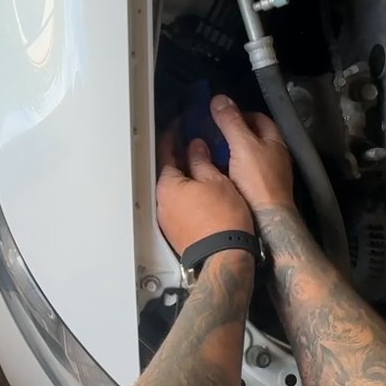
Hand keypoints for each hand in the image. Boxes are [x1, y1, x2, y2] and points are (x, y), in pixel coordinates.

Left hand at [157, 134, 253, 254]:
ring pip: (173, 189)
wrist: (223, 258)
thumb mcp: (216, 181)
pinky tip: (202, 194)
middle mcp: (161, 202)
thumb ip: (202, 161)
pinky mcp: (176, 232)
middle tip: (191, 144)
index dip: (173, 135)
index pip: (165, 152)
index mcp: (167, 186)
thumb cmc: (222, 221)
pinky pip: (179, 205)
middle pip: (167, 171)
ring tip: (201, 167)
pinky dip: (187, 195)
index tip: (178, 126)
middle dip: (179, 157)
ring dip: (184, 177)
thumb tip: (196, 148)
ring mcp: (167, 219)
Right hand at [207, 95, 294, 212]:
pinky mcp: (258, 191)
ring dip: (231, 151)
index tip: (224, 114)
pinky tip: (218, 171)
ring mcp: (268, 175)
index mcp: (276, 142)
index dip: (243, 113)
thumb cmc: (259, 181)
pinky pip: (243, 172)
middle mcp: (275, 157)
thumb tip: (219, 99)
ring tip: (212, 149)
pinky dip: (231, 168)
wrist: (266, 219)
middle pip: (254, 137)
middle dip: (235, 132)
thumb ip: (231, 122)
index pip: (260, 119)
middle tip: (214, 131)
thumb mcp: (243, 146)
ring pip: (247, 156)